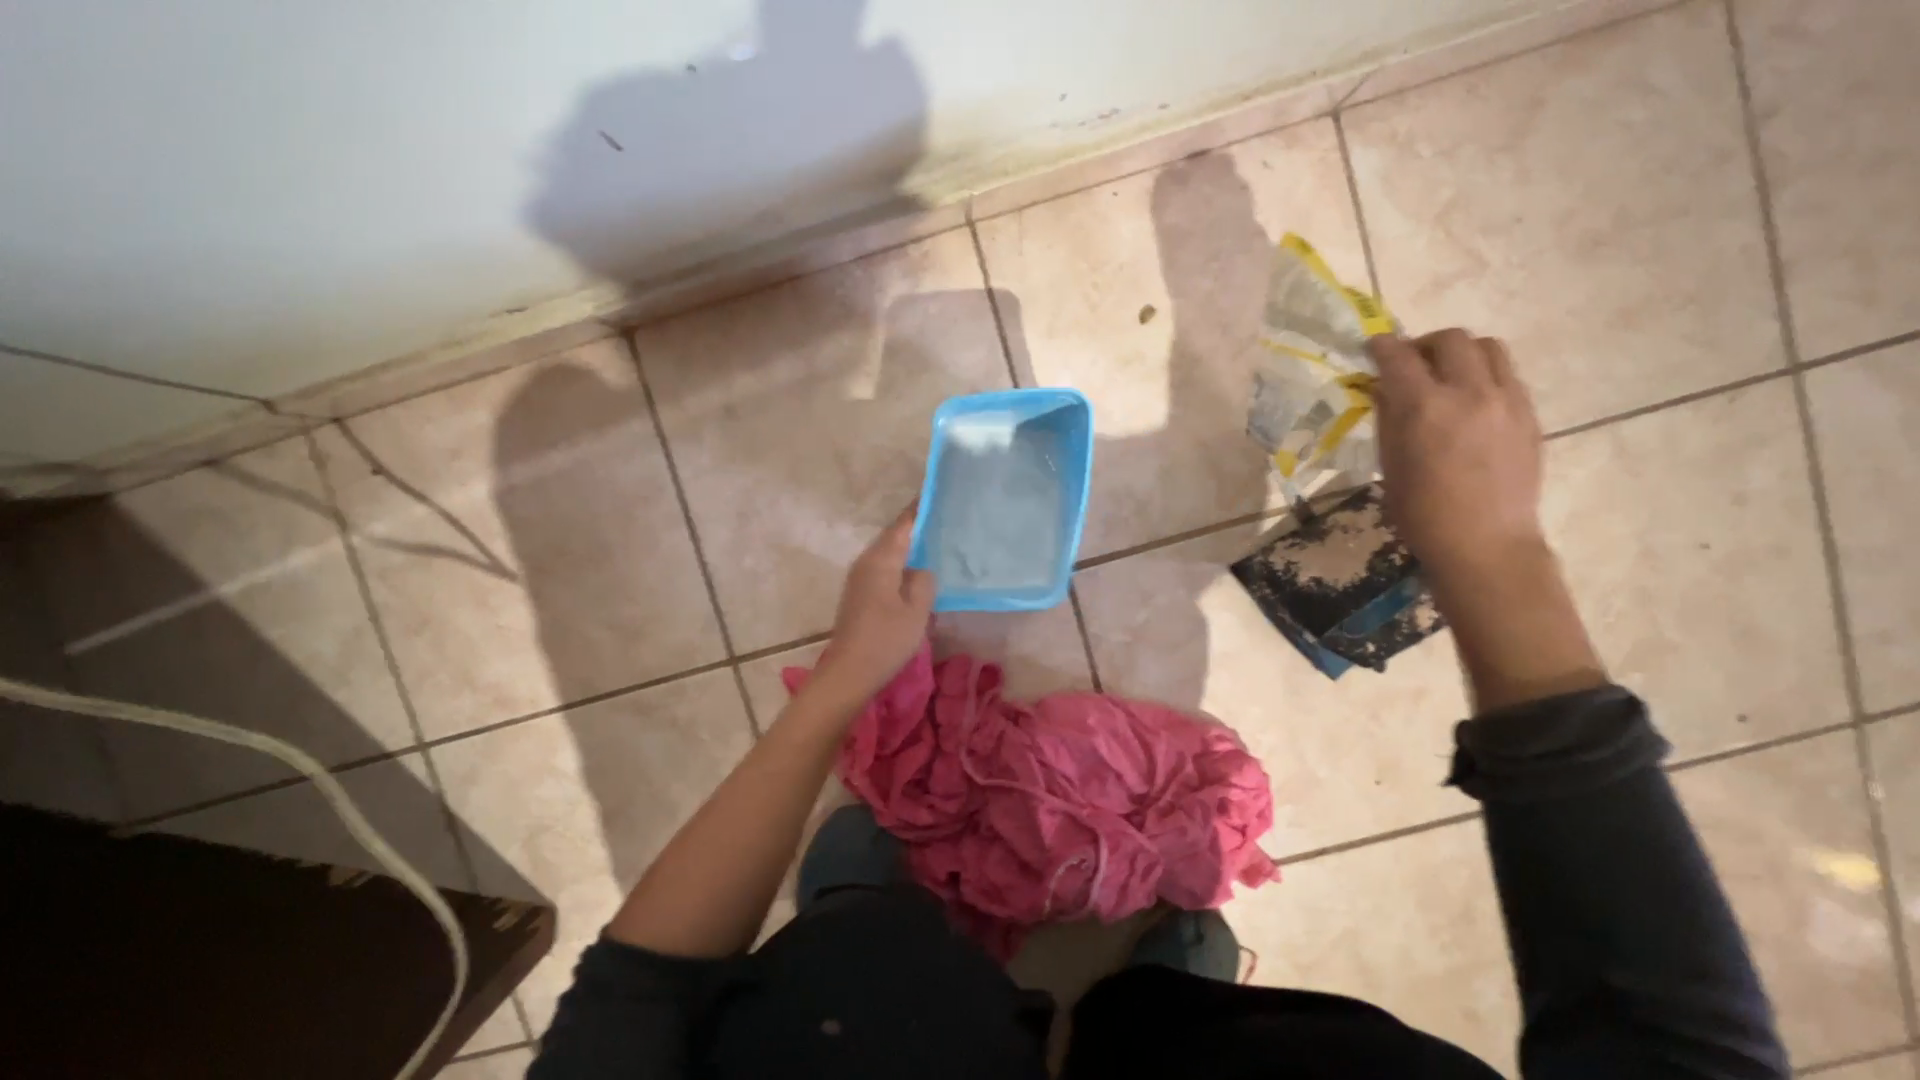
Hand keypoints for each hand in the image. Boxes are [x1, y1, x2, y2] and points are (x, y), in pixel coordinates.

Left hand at [809, 504, 937, 705]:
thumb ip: (924, 581)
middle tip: (946, 518)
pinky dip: (901, 564)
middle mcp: (866, 562)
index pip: (903, 524)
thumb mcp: (916, 611)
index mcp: (881, 560)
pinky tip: (918, 572)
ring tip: (938, 542)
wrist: (849, 672)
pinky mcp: (859, 595)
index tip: (940, 494)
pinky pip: (884, 568)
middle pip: (894, 536)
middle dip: (917, 526)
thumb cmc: (886, 640)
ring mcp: (859, 579)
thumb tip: (922, 568)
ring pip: (888, 553)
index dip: (920, 509)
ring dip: (909, 546)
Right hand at [1369, 330, 1546, 584]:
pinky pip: (1508, 376)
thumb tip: (1383, 388)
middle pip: (1451, 339)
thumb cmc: (1422, 513)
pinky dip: (1485, 376)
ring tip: (1448, 375)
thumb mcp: (1390, 464)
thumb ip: (1388, 417)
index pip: (1399, 356)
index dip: (1382, 346)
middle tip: (1411, 363)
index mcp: (1425, 407)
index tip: (1373, 347)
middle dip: (1425, 344)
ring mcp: (1507, 401)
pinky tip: (1472, 402)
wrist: (1485, 543)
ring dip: (1462, 353)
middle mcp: (1470, 392)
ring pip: (1488, 348)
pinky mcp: (1529, 415)